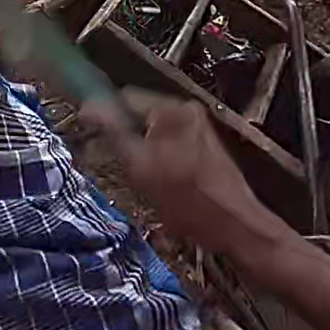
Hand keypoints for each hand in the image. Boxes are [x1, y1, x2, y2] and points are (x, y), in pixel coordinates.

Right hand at [90, 89, 281, 253]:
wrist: (241, 231)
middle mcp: (186, 108)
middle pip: (139, 113)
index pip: (122, 98)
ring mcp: (199, 125)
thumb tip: (87, 106)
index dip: (105, 117)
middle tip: (122, 164)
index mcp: (171, 107)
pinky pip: (170, 140)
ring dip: (142, 147)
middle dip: (126, 135)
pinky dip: (160, 154)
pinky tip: (162, 180)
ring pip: (153, 129)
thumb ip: (111, 131)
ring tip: (144, 176)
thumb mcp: (140, 166)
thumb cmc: (188, 201)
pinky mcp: (206, 144)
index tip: (94, 139)